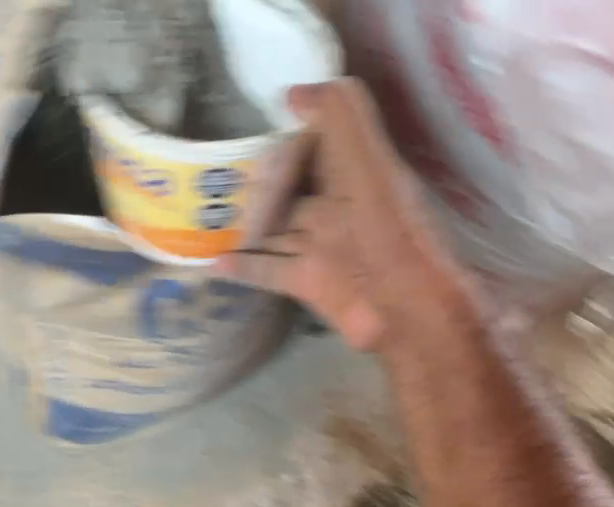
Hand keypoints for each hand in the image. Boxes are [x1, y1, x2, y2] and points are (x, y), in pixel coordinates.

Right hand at [218, 78, 477, 351]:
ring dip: (247, 223)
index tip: (262, 117)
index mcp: (356, 173)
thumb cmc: (389, 229)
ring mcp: (320, 248)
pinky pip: (268, 270)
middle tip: (222, 170)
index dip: (296, 128)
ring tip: (209, 213)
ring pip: (275, 229)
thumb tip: (293, 93)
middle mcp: (337, 209)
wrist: (404, 306)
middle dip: (263, 180)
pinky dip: (243, 266)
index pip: (320, 142)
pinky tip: (214, 261)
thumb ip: (340, 116)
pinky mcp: (308, 282)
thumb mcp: (369, 159)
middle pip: (291, 188)